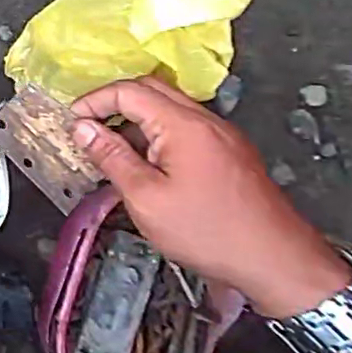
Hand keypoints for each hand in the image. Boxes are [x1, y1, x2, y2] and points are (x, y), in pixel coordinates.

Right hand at [71, 77, 351, 317]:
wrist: (279, 263)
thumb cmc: (208, 232)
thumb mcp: (145, 197)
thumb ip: (111, 156)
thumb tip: (83, 127)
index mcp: (183, 126)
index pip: (129, 91)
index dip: (94, 101)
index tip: (72, 122)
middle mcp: (206, 121)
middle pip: (151, 89)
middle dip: (113, 102)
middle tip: (87, 127)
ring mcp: (223, 136)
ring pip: (170, 106)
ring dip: (135, 117)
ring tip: (112, 148)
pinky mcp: (230, 153)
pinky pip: (187, 126)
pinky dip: (157, 132)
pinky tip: (146, 162)